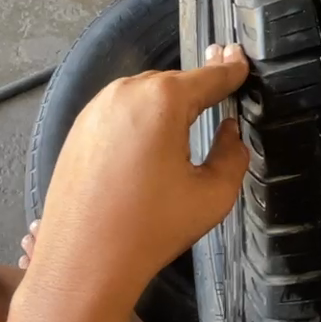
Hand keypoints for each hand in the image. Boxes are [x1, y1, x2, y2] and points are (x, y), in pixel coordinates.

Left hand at [30, 44, 248, 303]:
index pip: (209, 77)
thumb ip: (233, 155)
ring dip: (166, 106)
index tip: (242, 59)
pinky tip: (148, 148)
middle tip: (220, 96)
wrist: (83, 261)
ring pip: (144, 95)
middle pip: (174, 83)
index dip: (231, 70)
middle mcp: (126, 92)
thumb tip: (230, 133)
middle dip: (197, 90)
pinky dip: (139, 120)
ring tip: (185, 128)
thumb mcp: (212, 195)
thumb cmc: (152, 228)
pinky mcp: (78, 129)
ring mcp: (96, 108)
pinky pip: (120, 112)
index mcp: (163, 100)